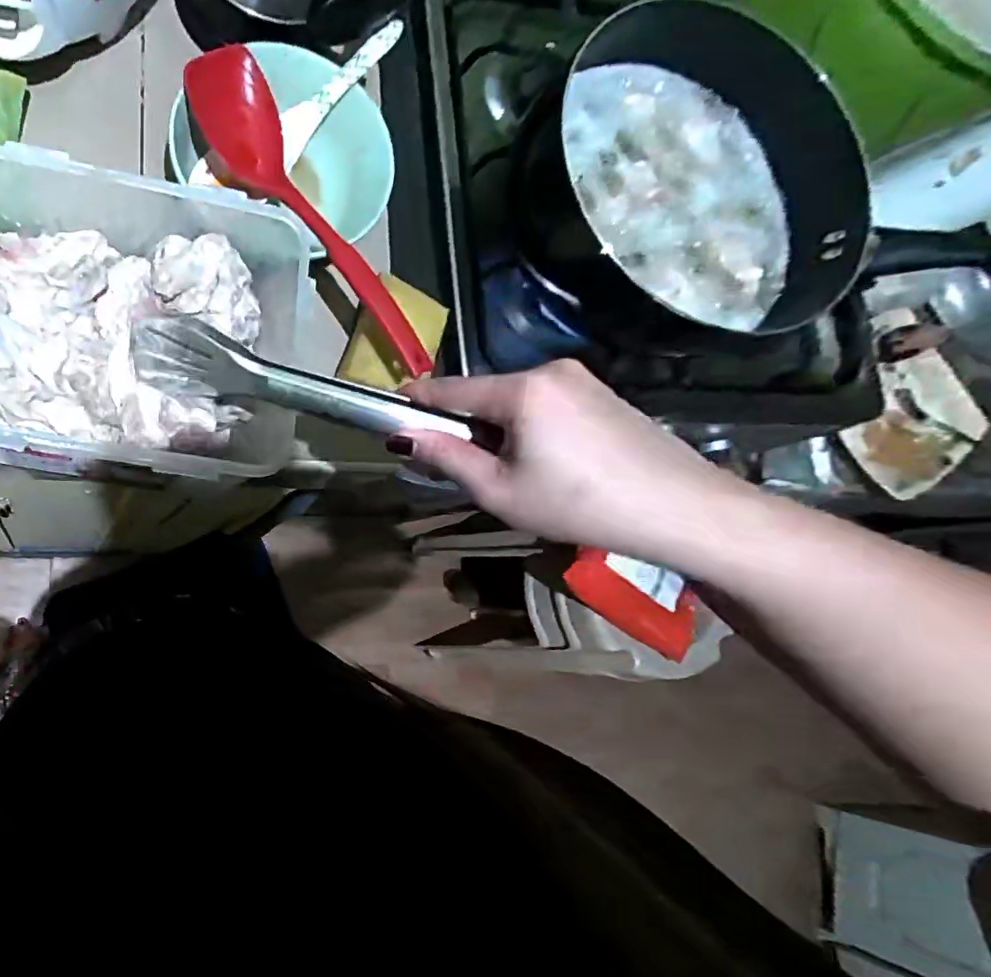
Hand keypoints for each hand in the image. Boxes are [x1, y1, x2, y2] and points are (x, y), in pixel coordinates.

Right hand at [399, 360, 753, 568]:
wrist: (684, 511)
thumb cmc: (577, 503)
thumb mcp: (497, 489)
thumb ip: (445, 457)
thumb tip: (400, 437)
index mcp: (521, 389)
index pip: (446, 387)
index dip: (412, 402)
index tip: (386, 420)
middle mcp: (551, 371)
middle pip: (479, 394)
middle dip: (455, 424)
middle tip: (448, 467)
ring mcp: (581, 380)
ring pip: (509, 401)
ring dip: (489, 429)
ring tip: (497, 473)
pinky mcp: (601, 395)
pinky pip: (540, 405)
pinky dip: (520, 428)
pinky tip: (535, 464)